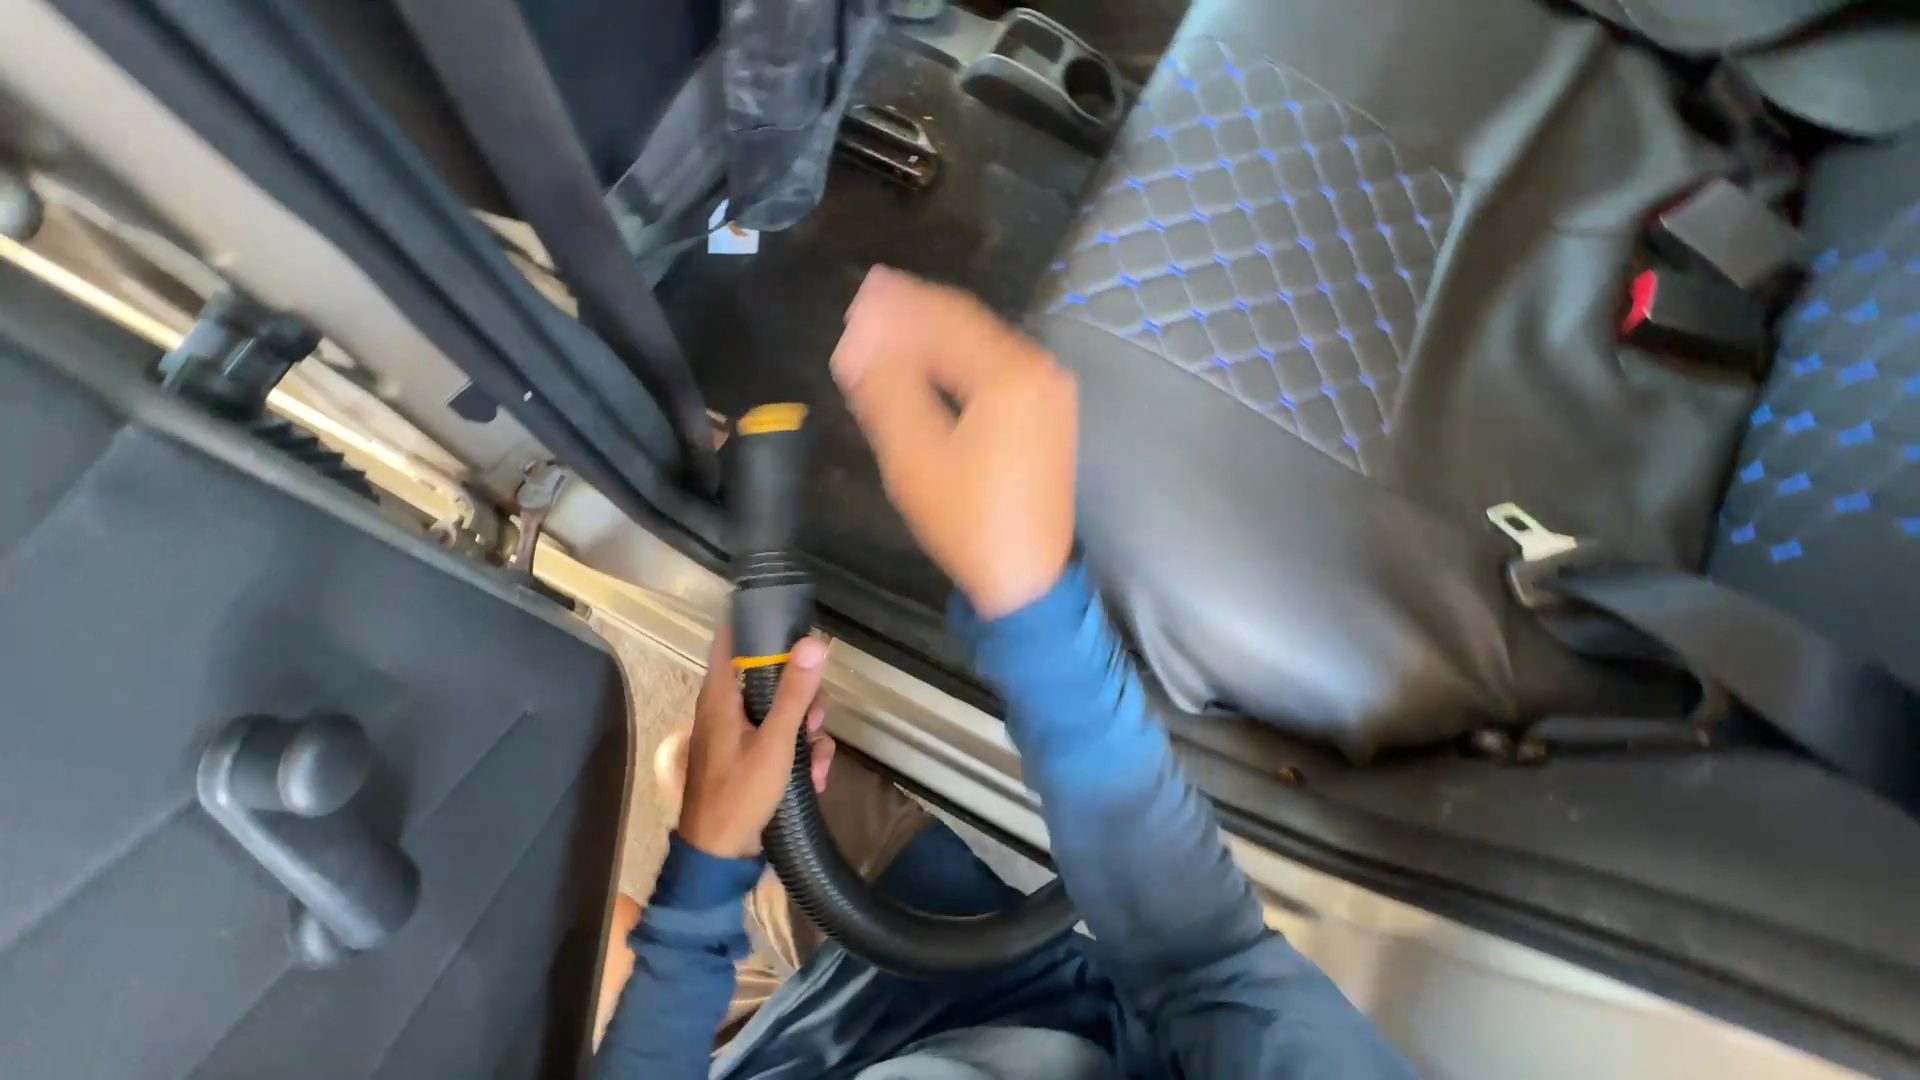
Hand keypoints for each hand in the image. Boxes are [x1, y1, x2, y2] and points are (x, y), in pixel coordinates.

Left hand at [676, 629, 834, 858]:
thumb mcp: (774, 741)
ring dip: (807, 733)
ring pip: (782, 713)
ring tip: (816, 760)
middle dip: (802, 697)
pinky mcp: (751, 759)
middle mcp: (727, 710)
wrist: (720, 856)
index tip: (792, 628)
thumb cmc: (740, 793)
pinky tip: (813, 778)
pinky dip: (800, 756)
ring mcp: (739, 736)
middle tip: (815, 719)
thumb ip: (795, 693)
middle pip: (770, 680)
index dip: (759, 628)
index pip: (731, 641)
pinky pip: (781, 742)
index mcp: (720, 697)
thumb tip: (814, 642)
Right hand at [831, 266, 1077, 618]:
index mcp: (1010, 374)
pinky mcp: (1047, 413)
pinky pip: (994, 369)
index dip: (895, 307)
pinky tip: (925, 366)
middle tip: (864, 311)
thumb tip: (855, 340)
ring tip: (884, 335)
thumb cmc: (967, 521)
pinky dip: (956, 362)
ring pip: (979, 345)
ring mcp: (1049, 391)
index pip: (943, 318)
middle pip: (965, 324)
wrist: (1025, 576)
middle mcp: (1039, 369)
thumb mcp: (914, 457)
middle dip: (911, 316)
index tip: (856, 301)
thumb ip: (885, 389)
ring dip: (932, 338)